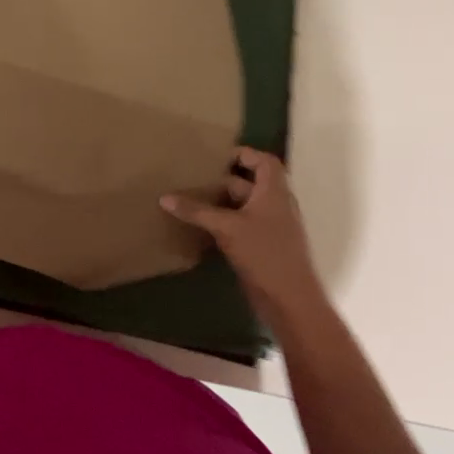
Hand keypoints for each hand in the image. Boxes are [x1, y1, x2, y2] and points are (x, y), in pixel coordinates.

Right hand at [161, 147, 327, 320]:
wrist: (289, 299)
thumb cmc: (264, 253)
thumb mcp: (226, 227)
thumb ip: (196, 211)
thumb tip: (164, 198)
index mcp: (274, 194)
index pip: (265, 162)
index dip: (244, 154)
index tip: (215, 156)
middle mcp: (274, 206)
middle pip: (249, 183)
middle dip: (221, 179)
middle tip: (191, 177)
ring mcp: (269, 227)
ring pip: (241, 205)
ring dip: (218, 202)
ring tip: (188, 198)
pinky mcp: (260, 246)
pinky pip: (238, 224)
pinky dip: (220, 221)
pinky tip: (198, 225)